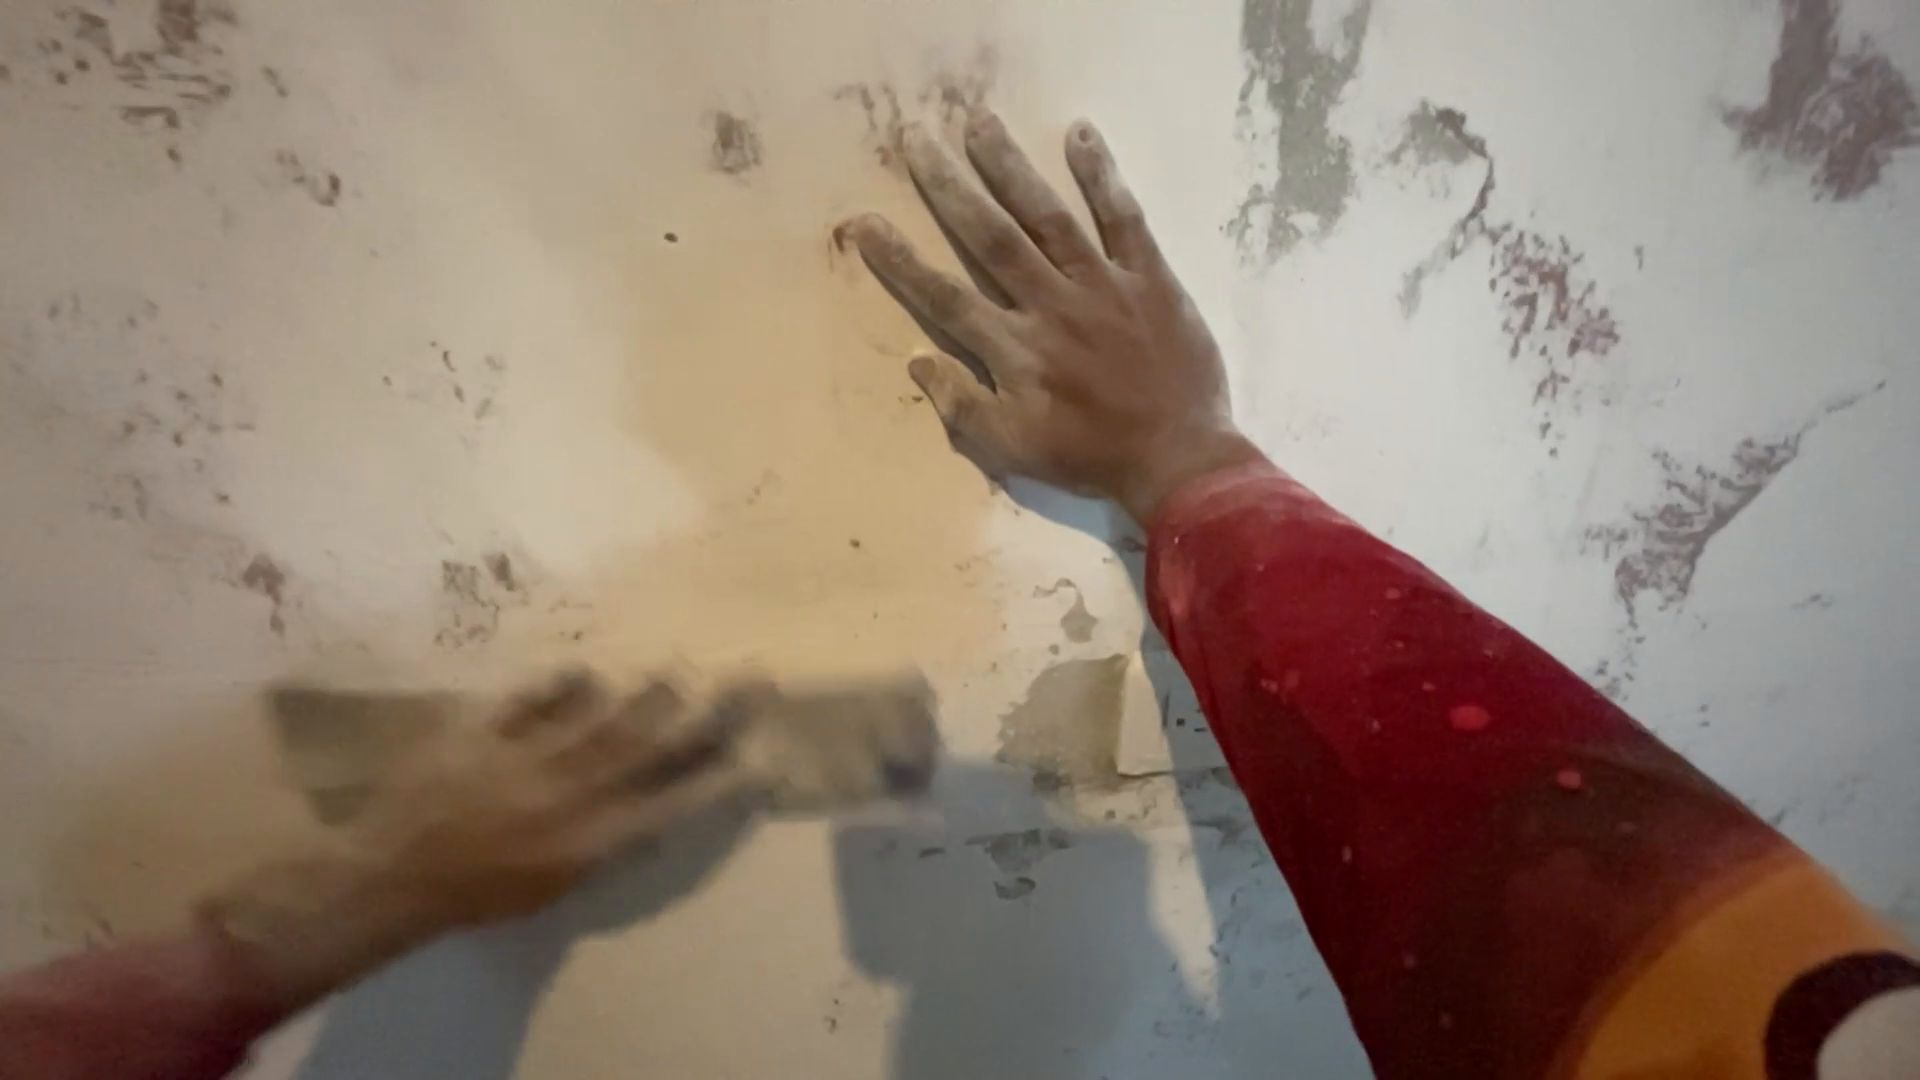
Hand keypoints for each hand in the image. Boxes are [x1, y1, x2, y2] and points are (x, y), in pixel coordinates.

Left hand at [199, 671, 747, 1007]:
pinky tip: (584, 668)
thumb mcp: (558, 883)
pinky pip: (529, 700)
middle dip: (708, 715)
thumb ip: (614, 840)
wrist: (384, 877)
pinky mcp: (481, 734)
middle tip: (750, 679)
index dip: (720, 777)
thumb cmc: (481, 888)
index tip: (763, 752)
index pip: (671, 803)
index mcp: (586, 840)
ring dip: (645, 694)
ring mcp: (523, 761)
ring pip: (603, 718)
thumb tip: (666, 801)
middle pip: (651, 748)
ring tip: (676, 671)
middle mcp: (567, 796)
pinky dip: (561, 683)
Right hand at [839, 109, 1263, 521]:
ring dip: (1011, 167)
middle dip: (948, 189)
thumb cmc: (1088, 457)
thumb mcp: (1013, 450)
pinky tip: (1079, 135)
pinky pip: (1122, 218)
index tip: (865, 223)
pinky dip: (1102, 176)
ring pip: (1048, 216)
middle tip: (917, 139)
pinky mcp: (1149, 278)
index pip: (943, 297)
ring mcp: (1102, 285)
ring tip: (979, 122)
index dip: (900, 261)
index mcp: (1013, 349)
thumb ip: (962, 405)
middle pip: (990, 238)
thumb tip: (918, 363)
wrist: (1177, 457)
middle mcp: (1050, 305)